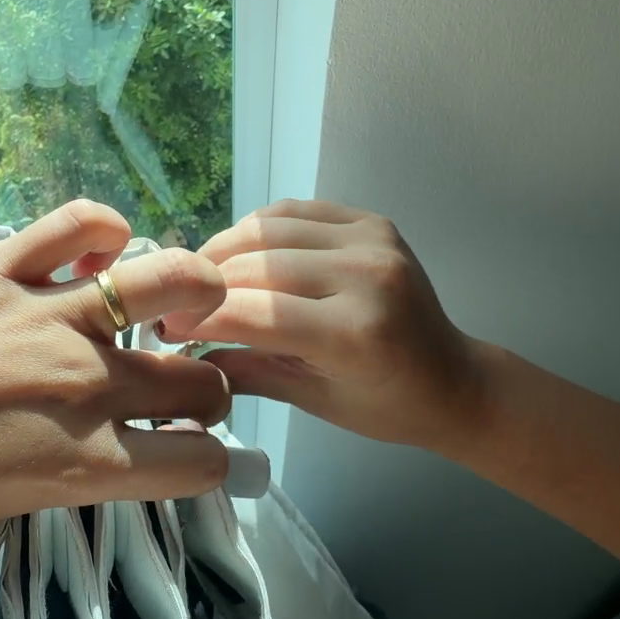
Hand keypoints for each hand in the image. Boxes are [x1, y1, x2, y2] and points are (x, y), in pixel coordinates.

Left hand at [0, 200, 232, 568]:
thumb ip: (37, 476)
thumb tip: (63, 449)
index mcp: (76, 467)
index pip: (192, 463)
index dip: (213, 462)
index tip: (206, 455)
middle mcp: (78, 386)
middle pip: (194, 380)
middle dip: (210, 388)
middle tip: (190, 386)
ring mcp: (38, 316)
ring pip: (163, 282)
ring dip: (193, 289)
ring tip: (185, 293)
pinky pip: (75, 225)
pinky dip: (101, 229)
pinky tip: (96, 246)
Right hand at [163, 200, 487, 456]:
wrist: (454, 380)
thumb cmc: (387, 407)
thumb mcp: (315, 401)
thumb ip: (248, 369)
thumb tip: (184, 352)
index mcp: (358, 334)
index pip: (256, 313)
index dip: (201, 317)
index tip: (165, 328)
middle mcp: (367, 276)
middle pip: (257, 267)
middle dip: (203, 286)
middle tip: (172, 305)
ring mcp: (372, 240)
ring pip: (269, 230)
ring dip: (222, 251)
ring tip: (198, 278)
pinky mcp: (371, 221)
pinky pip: (294, 211)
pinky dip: (256, 229)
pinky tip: (238, 253)